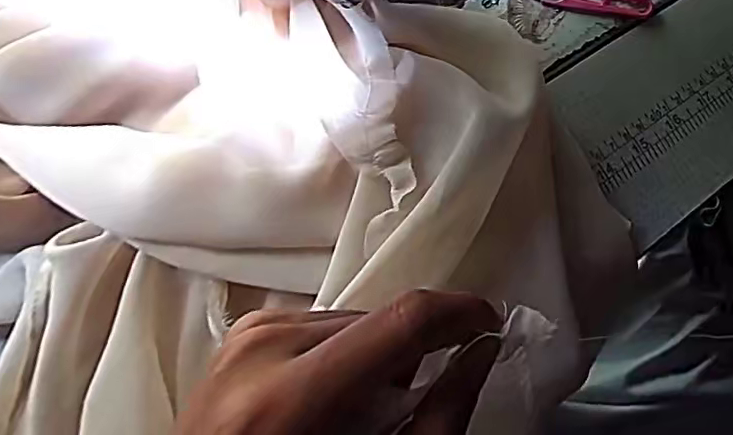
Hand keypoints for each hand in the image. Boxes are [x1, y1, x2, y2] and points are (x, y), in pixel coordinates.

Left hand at [175, 290, 502, 434]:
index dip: (459, 313)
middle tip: (404, 405)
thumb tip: (484, 348)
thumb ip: (439, 419)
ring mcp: (245, 337)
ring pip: (357, 318)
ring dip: (375, 354)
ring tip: (355, 412)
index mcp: (285, 403)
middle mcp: (260, 353)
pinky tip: (327, 398)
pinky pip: (325, 322)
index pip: (400, 320)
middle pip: (381, 319)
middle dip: (410, 353)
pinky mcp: (243, 333)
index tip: (490, 322)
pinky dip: (343, 352)